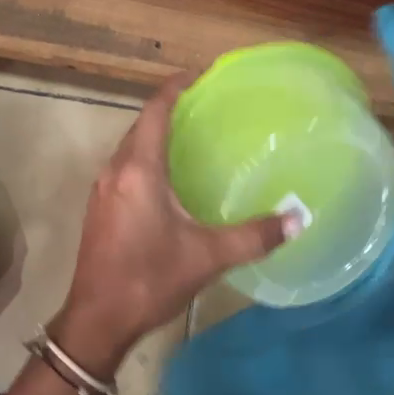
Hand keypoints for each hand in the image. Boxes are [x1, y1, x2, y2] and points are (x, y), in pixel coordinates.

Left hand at [51, 74, 294, 378]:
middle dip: (170, 108)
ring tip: (193, 134)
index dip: (176, 86)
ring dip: (158, 133)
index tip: (201, 74)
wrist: (96, 320)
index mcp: (139, 170)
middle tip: (207, 104)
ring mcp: (103, 188)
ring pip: (132, 146)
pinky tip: (171, 176)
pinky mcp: (101, 207)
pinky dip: (148, 156)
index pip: (156, 110)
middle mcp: (116, 169)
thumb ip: (253, 236)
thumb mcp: (206, 257)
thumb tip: (297, 218)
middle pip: (142, 124)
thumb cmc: (149, 280)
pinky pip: (126, 165)